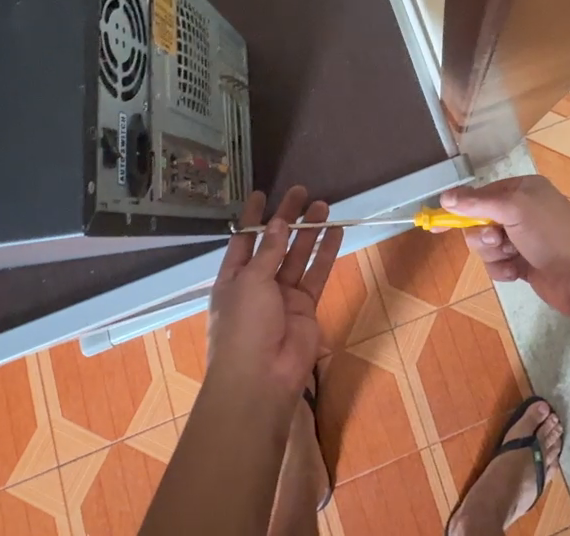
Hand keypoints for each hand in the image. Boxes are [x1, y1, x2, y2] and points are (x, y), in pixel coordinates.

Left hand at [205, 187, 342, 402]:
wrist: (262, 378)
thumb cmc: (244, 326)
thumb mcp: (250, 281)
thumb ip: (268, 251)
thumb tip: (278, 223)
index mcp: (233, 279)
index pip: (243, 240)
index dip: (253, 217)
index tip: (263, 193)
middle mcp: (257, 284)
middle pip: (274, 244)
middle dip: (287, 218)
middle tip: (302, 192)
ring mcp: (282, 296)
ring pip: (298, 256)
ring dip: (309, 231)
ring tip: (324, 205)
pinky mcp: (306, 307)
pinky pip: (316, 274)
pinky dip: (326, 253)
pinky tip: (336, 232)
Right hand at [442, 176, 569, 318]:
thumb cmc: (551, 234)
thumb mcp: (514, 209)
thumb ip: (478, 203)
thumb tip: (445, 196)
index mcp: (524, 189)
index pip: (483, 194)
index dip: (461, 208)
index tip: (438, 223)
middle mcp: (523, 210)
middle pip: (481, 221)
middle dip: (484, 236)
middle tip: (497, 242)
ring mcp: (524, 238)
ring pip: (487, 245)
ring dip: (494, 254)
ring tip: (512, 258)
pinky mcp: (525, 263)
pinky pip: (498, 264)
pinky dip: (503, 269)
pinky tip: (517, 273)